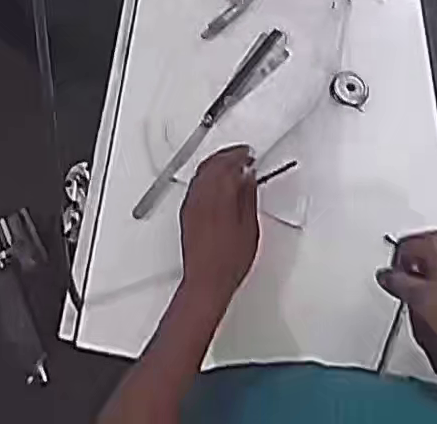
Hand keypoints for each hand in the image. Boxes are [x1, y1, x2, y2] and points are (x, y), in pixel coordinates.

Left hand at [178, 146, 258, 304]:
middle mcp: (202, 194)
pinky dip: (207, 174)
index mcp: (220, 194)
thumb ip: (248, 197)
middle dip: (228, 155)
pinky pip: (196, 182)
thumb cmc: (228, 261)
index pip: (228, 163)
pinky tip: (216, 180)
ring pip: (202, 170)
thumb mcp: (250, 227)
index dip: (240, 155)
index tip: (249, 154)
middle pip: (213, 163)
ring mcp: (191, 202)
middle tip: (242, 155)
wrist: (206, 281)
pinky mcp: (186, 210)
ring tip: (231, 164)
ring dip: (216, 162)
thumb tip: (249, 178)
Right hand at [376, 231, 436, 362]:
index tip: (395, 287)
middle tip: (416, 313)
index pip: (405, 246)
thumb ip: (399, 285)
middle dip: (418, 294)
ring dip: (436, 307)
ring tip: (436, 332)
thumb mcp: (422, 302)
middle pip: (426, 266)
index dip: (395, 269)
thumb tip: (388, 276)